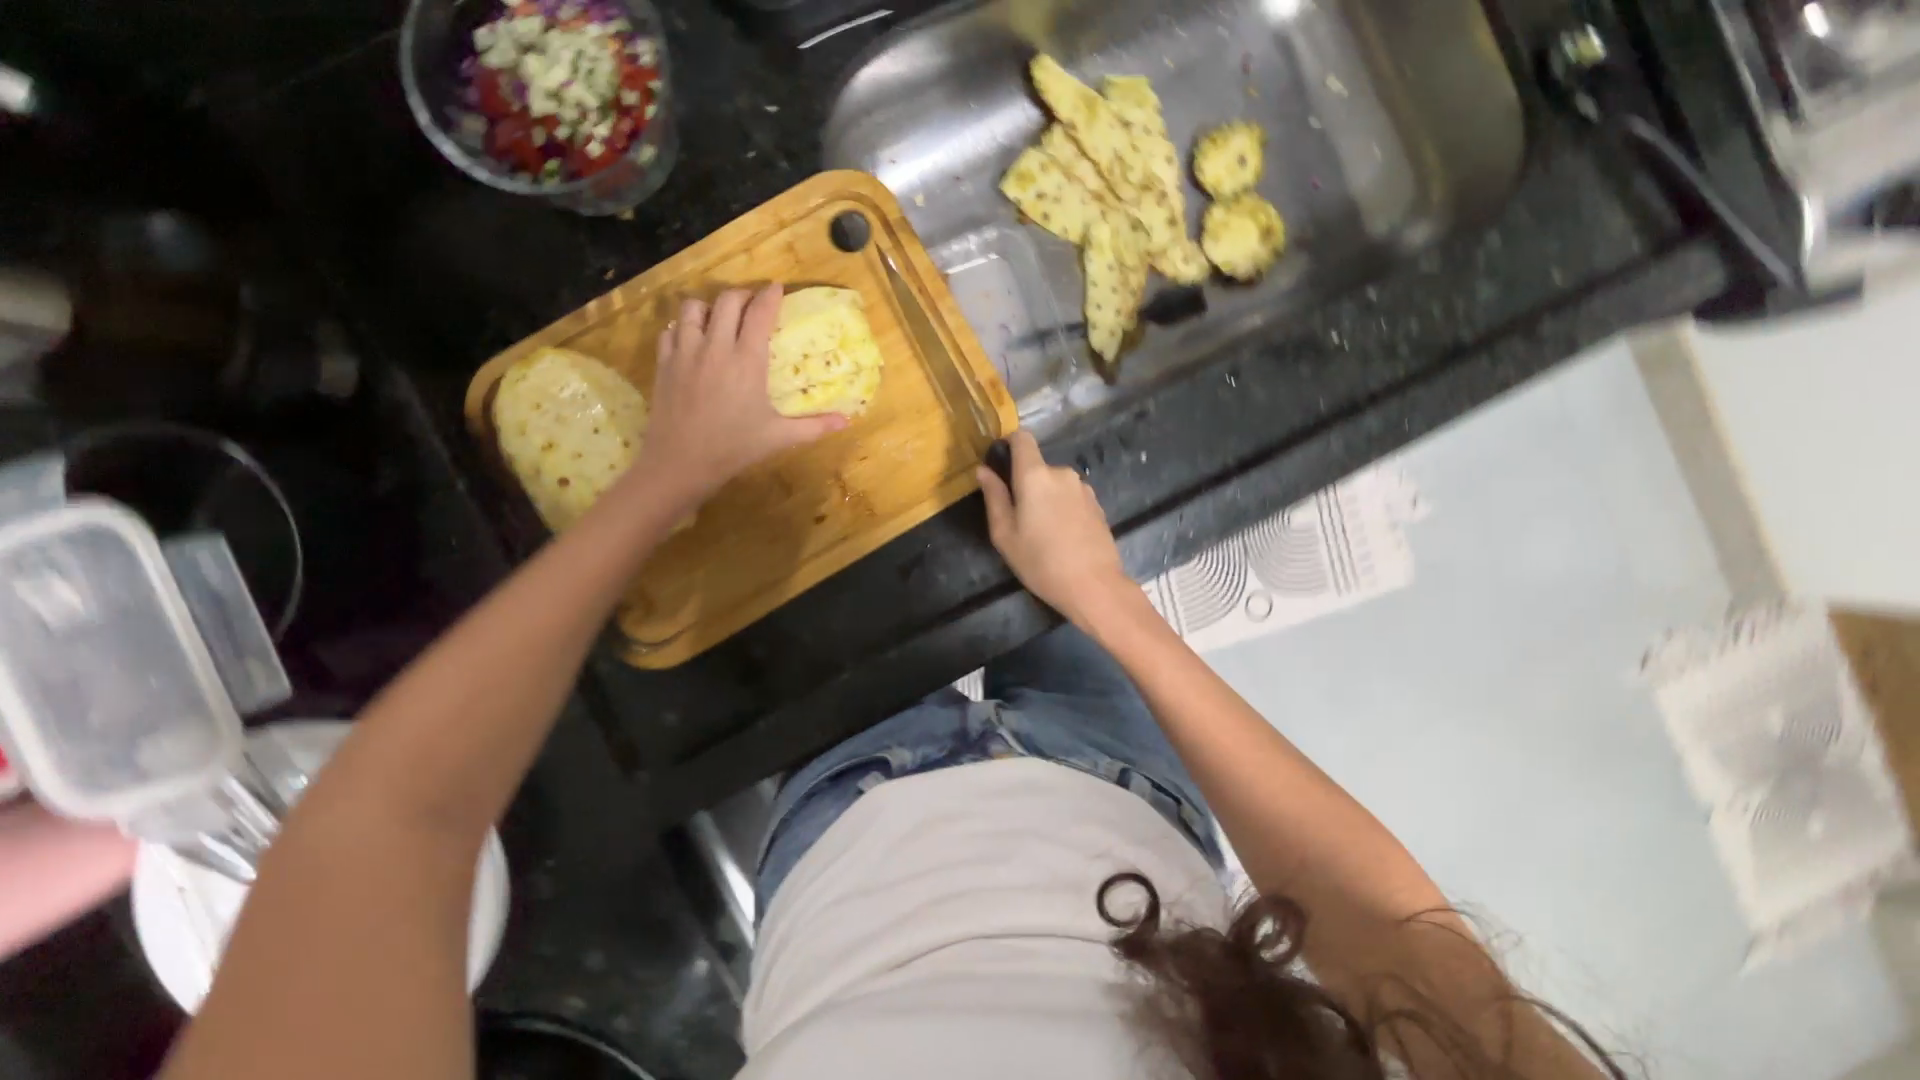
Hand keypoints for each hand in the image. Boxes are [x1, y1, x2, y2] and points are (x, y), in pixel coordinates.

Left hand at [640, 285, 847, 504]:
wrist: (680, 463)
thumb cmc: (734, 448)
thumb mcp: (778, 438)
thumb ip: (814, 426)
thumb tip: (846, 422)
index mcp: (747, 360)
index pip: (760, 313)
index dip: (770, 295)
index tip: (777, 287)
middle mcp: (716, 347)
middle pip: (728, 300)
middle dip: (742, 295)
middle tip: (752, 303)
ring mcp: (685, 352)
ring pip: (694, 307)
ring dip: (709, 306)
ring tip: (718, 318)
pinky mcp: (664, 363)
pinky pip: (670, 329)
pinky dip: (683, 327)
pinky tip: (691, 339)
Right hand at [976, 430, 1130, 623]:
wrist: (1094, 586)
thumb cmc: (1041, 562)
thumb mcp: (1005, 535)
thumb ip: (994, 497)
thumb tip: (983, 471)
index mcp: (1035, 475)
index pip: (1022, 438)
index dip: (1009, 444)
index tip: (1000, 464)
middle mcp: (1062, 473)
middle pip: (1037, 466)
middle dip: (1025, 484)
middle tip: (1018, 519)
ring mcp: (1083, 488)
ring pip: (1055, 484)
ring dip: (1045, 499)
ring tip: (1042, 533)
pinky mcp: (1097, 504)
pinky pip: (1071, 497)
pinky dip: (1062, 509)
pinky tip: (1063, 537)